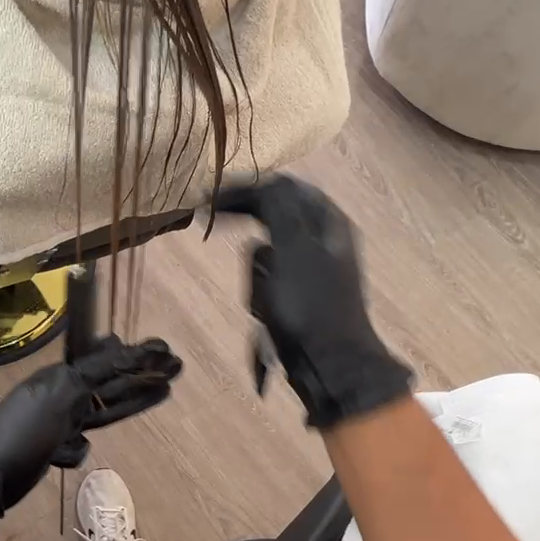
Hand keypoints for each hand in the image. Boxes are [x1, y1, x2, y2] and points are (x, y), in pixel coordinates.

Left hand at [0, 336, 181, 539]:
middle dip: (143, 377)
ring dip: (130, 402)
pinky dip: (79, 448)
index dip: (138, 358)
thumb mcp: (60, 397)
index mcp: (62, 378)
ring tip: (164, 392)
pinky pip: (78, 443)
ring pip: (101, 411)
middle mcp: (61, 396)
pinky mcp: (53, 449)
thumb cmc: (22, 434)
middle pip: (110, 385)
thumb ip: (91, 374)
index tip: (166, 352)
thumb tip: (117, 344)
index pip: (109, 363)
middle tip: (176, 369)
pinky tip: (75, 452)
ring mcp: (56, 423)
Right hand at [214, 175, 412, 428]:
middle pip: (274, 215)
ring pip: (269, 250)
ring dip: (254, 266)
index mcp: (327, 220)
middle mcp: (324, 237)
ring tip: (255, 288)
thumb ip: (278, 207)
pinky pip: (272, 279)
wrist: (330, 361)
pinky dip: (261, 288)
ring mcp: (315, 266)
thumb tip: (264, 178)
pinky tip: (263, 307)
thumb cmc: (308, 304)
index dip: (245, 187)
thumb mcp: (290, 247)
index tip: (209, 195)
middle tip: (212, 221)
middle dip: (246, 228)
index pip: (282, 186)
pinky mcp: (304, 293)